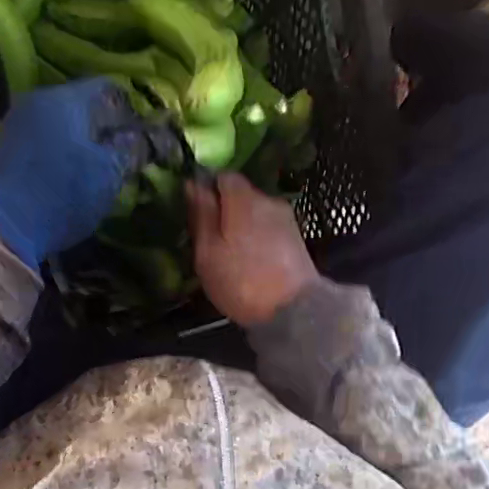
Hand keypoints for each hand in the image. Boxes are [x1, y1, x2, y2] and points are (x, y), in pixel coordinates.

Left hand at [0, 78, 154, 265]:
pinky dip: (62, 150)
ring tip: (98, 167)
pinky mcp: (6, 147)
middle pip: (84, 104)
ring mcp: (17, 123)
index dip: (133, 111)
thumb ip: (134, 148)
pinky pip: (44, 138)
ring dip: (84, 139)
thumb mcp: (109, 173)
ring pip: (63, 122)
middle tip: (125, 154)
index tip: (144, 138)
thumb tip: (152, 135)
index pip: (110, 88)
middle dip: (107, 126)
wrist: (5, 227)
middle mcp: (37, 100)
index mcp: (65, 98)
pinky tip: (70, 173)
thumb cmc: (63, 195)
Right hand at [187, 172, 319, 327]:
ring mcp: (286, 220)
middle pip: (241, 195)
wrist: (293, 312)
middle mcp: (269, 201)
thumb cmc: (242, 282)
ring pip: (255, 213)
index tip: (196, 211)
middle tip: (208, 239)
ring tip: (229, 254)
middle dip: (224, 210)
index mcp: (244, 199)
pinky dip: (256, 238)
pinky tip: (250, 261)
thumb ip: (201, 215)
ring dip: (240, 227)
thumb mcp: (208, 252)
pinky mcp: (296, 239)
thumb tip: (193, 183)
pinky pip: (267, 229)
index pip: (223, 175)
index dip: (207, 188)